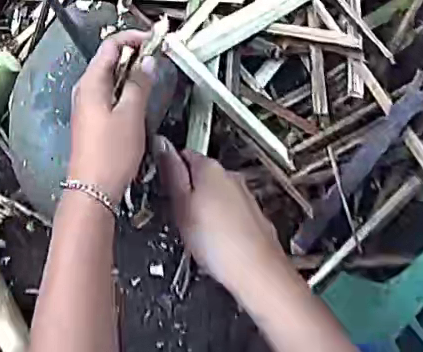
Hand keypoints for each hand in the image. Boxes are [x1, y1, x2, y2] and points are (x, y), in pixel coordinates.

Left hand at [66, 31, 158, 196]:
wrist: (92, 191)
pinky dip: (124, 89)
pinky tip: (137, 98)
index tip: (152, 39)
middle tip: (155, 56)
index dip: (132, 38)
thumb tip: (146, 62)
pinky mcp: (91, 118)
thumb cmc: (109, 155)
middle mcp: (85, 89)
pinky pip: (108, 92)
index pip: (110, 45)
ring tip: (150, 76)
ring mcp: (86, 103)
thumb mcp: (131, 115)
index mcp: (91, 82)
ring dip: (130, 73)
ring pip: (110, 76)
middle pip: (109, 58)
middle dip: (133, 54)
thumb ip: (139, 84)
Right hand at [154, 138, 288, 295]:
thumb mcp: (181, 206)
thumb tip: (163, 146)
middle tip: (182, 217)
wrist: (259, 275)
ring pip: (218, 196)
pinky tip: (219, 245)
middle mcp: (230, 176)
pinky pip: (233, 215)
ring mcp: (246, 197)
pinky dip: (225, 225)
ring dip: (207, 210)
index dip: (172, 172)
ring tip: (201, 235)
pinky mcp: (257, 218)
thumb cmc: (219, 244)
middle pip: (201, 175)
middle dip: (190, 193)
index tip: (168, 191)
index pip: (183, 154)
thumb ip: (171, 173)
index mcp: (209, 168)